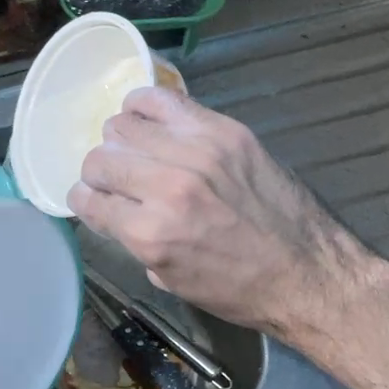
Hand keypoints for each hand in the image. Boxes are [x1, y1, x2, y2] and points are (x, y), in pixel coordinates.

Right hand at [67, 87, 388, 344]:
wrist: (305, 272)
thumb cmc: (236, 289)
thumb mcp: (169, 279)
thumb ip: (133, 240)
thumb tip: (115, 210)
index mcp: (149, 234)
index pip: (88, 199)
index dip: (84, 201)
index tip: (90, 200)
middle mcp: (166, 188)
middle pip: (100, 159)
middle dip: (99, 173)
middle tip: (115, 180)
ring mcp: (197, 153)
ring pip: (124, 124)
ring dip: (120, 141)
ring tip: (135, 151)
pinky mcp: (224, 131)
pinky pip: (164, 100)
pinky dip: (145, 106)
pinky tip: (149, 120)